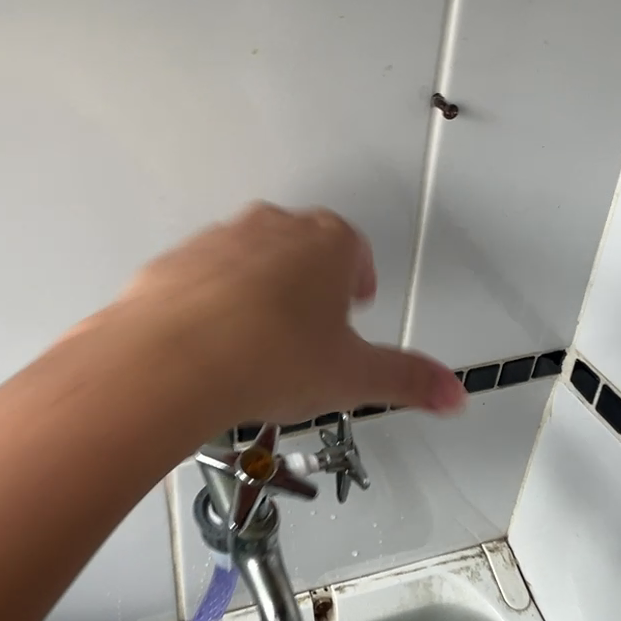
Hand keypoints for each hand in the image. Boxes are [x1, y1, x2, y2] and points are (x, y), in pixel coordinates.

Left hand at [101, 203, 464, 426]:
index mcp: (326, 243)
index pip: (355, 250)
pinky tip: (213, 344)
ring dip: (259, 290)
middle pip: (301, 247)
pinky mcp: (176, 262)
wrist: (171, 358)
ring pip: (249, 258)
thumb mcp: (352, 377)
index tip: (355, 301)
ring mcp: (219, 240)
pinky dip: (211, 301)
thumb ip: (408, 380)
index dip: (358, 278)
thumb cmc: (263, 356)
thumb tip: (449, 391)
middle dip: (310, 283)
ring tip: (260, 343)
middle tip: (311, 325)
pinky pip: (202, 277)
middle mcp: (271, 229)